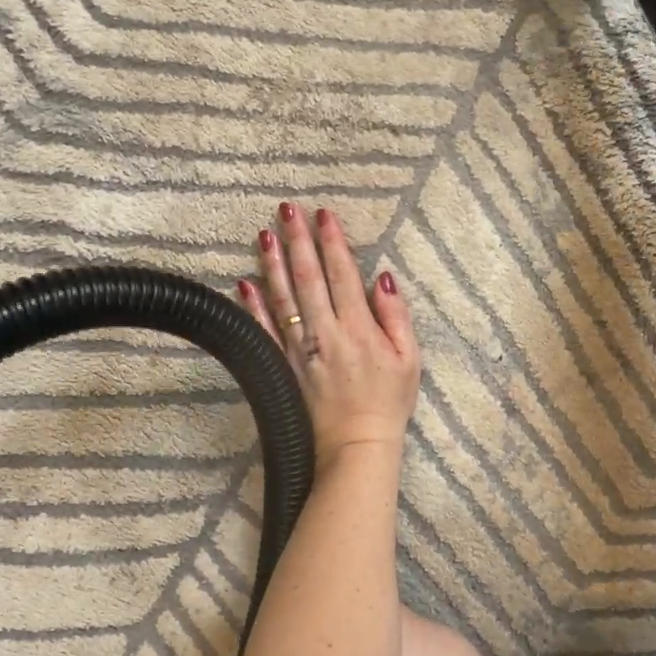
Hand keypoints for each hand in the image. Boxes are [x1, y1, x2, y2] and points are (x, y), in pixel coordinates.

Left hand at [236, 202, 420, 470]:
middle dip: (298, 241)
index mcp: (359, 328)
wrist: (357, 445)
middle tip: (287, 209)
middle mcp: (326, 333)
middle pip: (308, 278)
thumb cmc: (389, 402)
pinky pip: (265, 332)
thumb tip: (381, 279)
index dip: (332, 242)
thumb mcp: (410, 359)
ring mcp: (300, 349)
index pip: (343, 275)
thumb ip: (396, 317)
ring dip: (273, 264)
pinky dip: (253, 307)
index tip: (324, 215)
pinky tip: (244, 283)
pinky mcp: (284, 366)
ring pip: (283, 298)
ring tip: (264, 233)